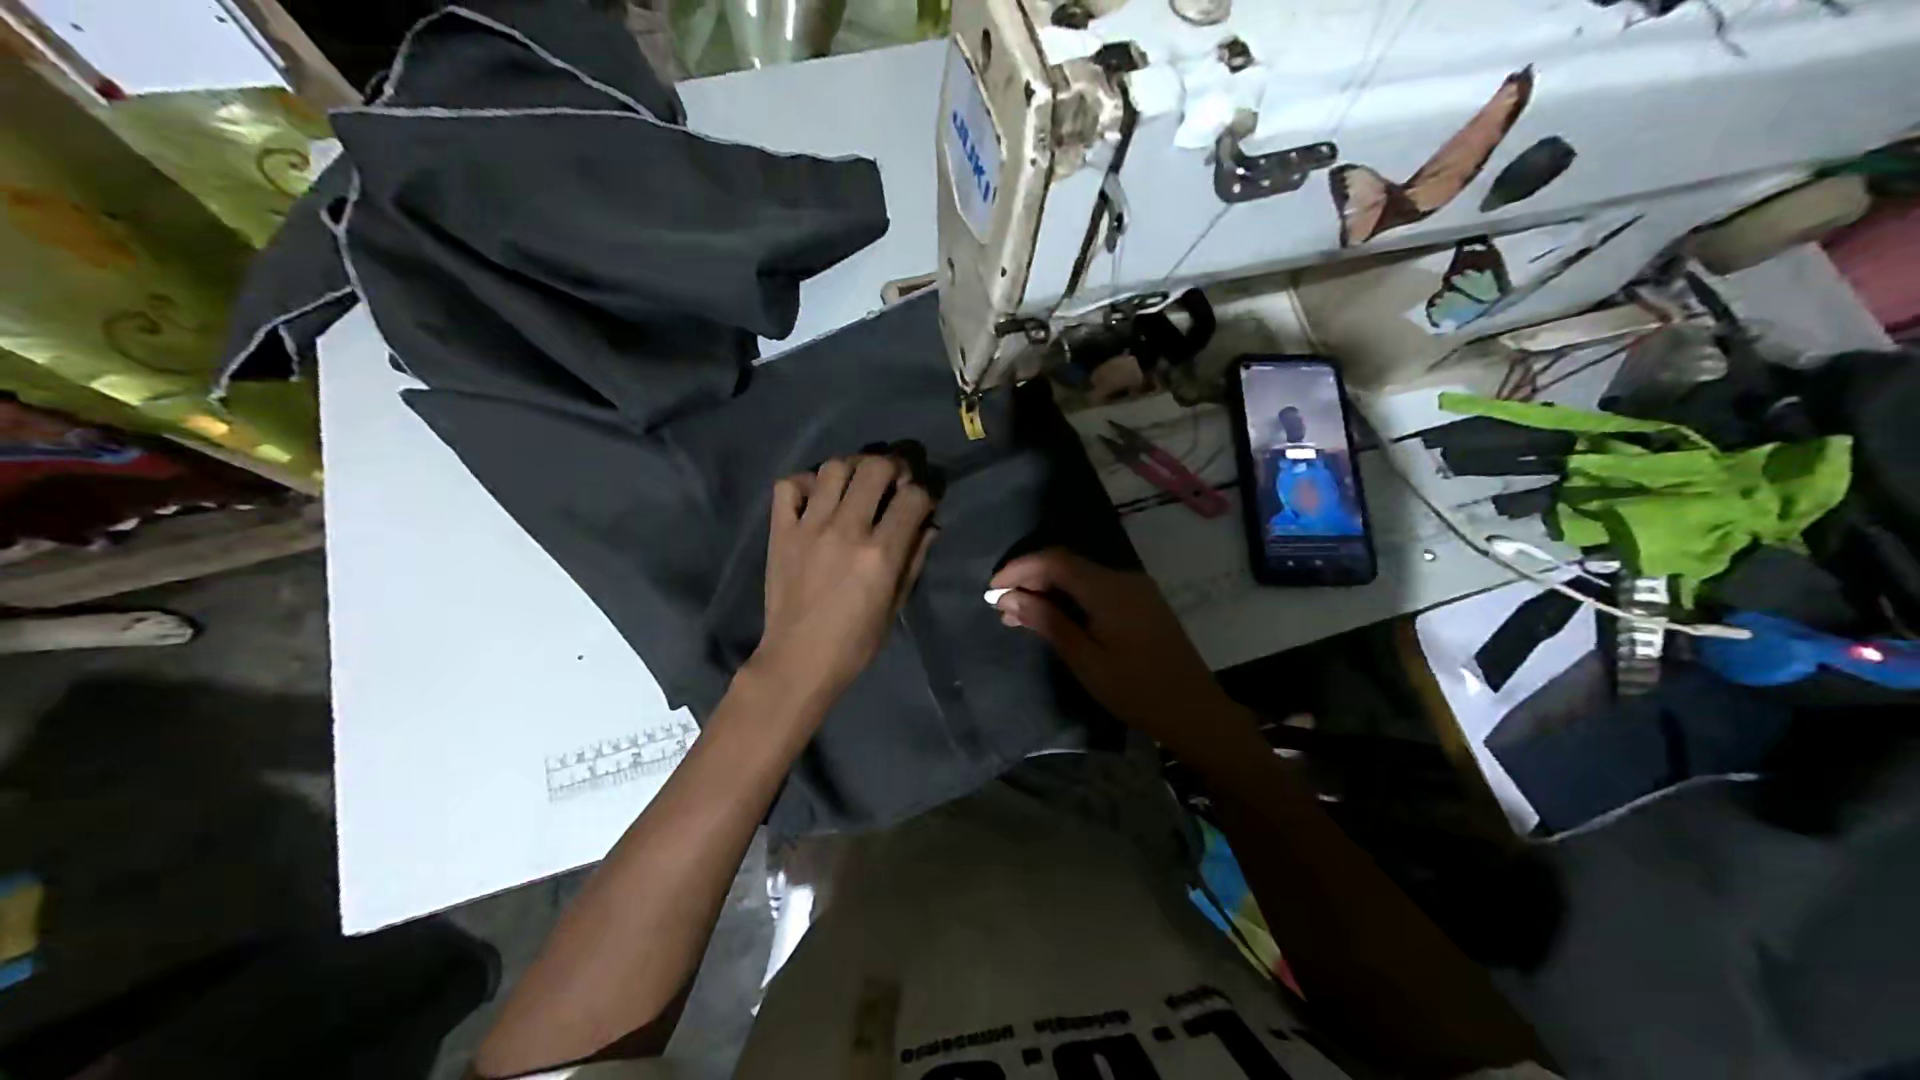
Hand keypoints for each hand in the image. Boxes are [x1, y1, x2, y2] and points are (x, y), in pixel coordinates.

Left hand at [750, 455, 937, 708]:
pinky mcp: (780, 531)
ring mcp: (809, 526)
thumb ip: (915, 557)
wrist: (799, 659)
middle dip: (895, 467)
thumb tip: (930, 523)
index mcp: (880, 553)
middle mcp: (846, 530)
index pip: (913, 497)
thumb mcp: (896, 603)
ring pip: (835, 467)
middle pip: (876, 468)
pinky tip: (819, 497)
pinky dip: (807, 482)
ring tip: (859, 483)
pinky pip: (789, 486)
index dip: (926, 493)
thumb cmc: (856, 641)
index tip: (923, 502)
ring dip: (855, 468)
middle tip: (896, 481)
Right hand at [990, 549, 1255, 759]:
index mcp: (1109, 588)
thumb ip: (1047, 622)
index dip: (1020, 568)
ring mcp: (1135, 589)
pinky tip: (1053, 618)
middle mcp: (1123, 578)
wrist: (1194, 710)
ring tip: (1019, 614)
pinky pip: (1097, 588)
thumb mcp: (1085, 659)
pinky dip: (1070, 597)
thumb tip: (1009, 597)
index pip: (1055, 561)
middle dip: (1031, 579)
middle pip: (1068, 565)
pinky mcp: (1141, 602)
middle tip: (1001, 605)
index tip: (991, 589)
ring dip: (1049, 589)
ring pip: (1081, 577)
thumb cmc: (1136, 689)